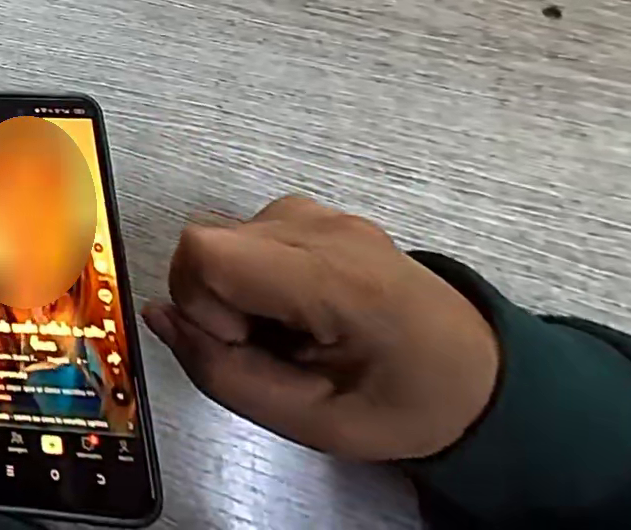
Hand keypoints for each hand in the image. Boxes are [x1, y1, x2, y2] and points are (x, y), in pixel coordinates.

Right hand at [143, 196, 498, 461]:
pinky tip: (294, 303)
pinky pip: (243, 237)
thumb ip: (224, 374)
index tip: (244, 344)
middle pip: (204, 245)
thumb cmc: (404, 403)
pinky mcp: (306, 208)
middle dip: (214, 305)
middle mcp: (315, 224)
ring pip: (220, 241)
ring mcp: (312, 209)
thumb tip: (157, 315)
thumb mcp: (315, 423)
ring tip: (287, 329)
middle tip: (268, 348)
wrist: (473, 365)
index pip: (206, 250)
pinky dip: (248, 273)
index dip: (199, 302)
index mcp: (331, 276)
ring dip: (231, 290)